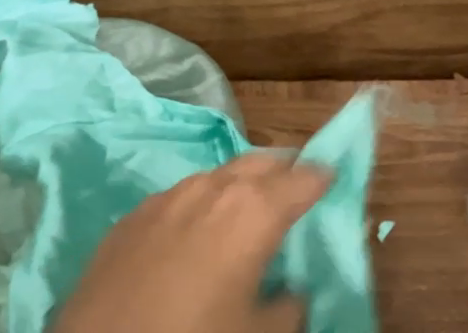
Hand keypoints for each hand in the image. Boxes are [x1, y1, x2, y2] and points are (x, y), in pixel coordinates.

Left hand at [53, 153, 331, 332]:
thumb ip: (288, 306)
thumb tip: (292, 290)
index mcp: (253, 210)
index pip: (303, 178)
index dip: (322, 178)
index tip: (333, 180)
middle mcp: (213, 188)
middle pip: (260, 162)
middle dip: (282, 170)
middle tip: (296, 188)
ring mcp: (168, 197)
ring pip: (217, 174)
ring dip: (240, 184)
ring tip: (248, 208)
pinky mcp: (133, 215)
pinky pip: (180, 196)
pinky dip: (200, 203)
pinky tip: (197, 231)